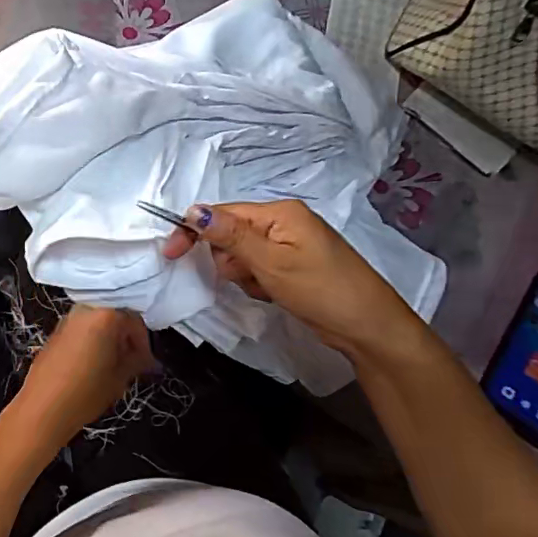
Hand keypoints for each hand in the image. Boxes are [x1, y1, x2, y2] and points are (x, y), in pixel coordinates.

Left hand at [8, 305, 152, 441]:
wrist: (43, 408)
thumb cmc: (86, 391)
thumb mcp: (120, 378)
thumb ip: (137, 361)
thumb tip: (147, 360)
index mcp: (104, 315)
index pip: (134, 321)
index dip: (144, 343)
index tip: (147, 363)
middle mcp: (83, 311)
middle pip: (113, 317)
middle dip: (125, 338)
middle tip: (132, 362)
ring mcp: (66, 321)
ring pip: (95, 323)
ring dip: (108, 339)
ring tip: (113, 365)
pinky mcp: (53, 334)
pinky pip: (79, 331)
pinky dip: (91, 341)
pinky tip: (93, 365)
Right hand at [161, 200, 417, 354]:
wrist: (366, 326)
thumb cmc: (320, 289)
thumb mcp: (270, 262)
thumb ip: (230, 236)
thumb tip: (193, 210)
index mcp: (279, 212)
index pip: (222, 213)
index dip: (194, 231)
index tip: (170, 254)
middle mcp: (282, 222)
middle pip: (229, 234)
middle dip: (229, 260)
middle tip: (248, 278)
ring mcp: (288, 245)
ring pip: (240, 256)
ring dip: (243, 275)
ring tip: (267, 289)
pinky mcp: (291, 266)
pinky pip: (256, 269)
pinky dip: (257, 283)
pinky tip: (274, 294)